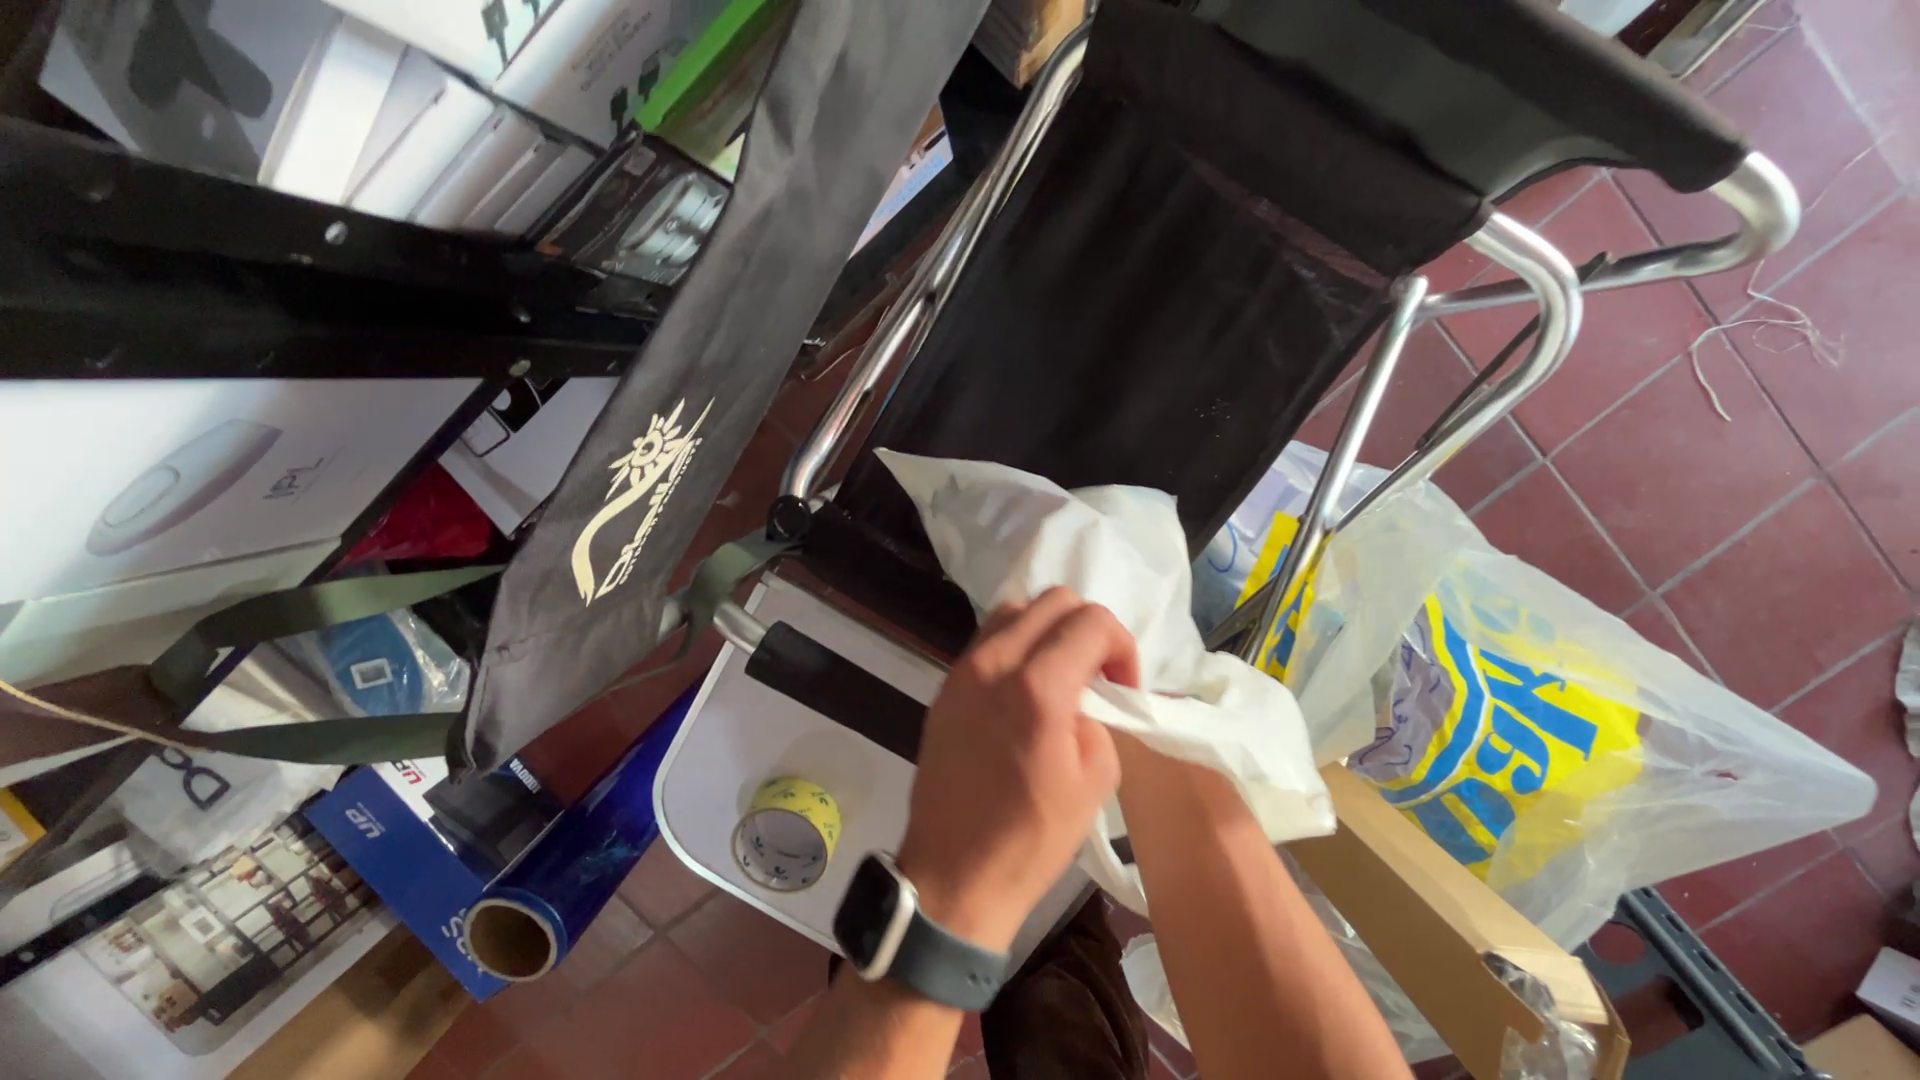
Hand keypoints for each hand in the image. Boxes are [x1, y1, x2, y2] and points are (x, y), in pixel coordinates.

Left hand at [896, 587, 1138, 951]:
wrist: (954, 874)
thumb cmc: (1031, 838)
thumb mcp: (1094, 780)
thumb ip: (1098, 718)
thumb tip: (1083, 697)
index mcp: (1036, 687)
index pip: (1092, 621)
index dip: (1122, 647)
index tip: (1123, 688)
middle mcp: (993, 662)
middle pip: (1052, 599)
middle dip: (1088, 628)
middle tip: (1098, 675)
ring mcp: (962, 672)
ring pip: (1014, 610)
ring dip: (1048, 629)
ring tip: (1061, 675)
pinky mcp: (944, 688)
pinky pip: (987, 640)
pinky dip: (1017, 645)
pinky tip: (1026, 688)